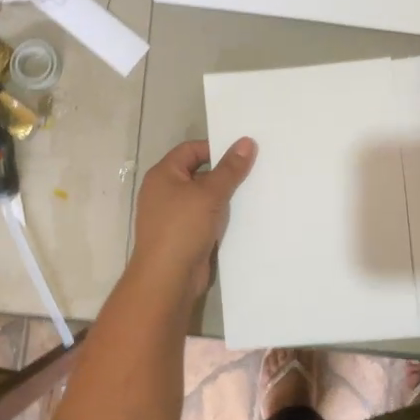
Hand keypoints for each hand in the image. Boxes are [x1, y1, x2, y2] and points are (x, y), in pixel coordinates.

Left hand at [128, 138, 256, 300]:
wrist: (168, 278)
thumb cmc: (183, 228)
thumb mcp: (209, 194)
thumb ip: (230, 168)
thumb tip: (247, 142)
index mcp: (163, 175)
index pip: (190, 150)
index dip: (216, 148)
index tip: (243, 153)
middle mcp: (165, 192)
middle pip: (198, 173)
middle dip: (225, 173)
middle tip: (255, 169)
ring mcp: (174, 215)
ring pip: (204, 198)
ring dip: (225, 196)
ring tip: (256, 190)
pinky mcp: (184, 235)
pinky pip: (206, 218)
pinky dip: (221, 216)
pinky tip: (245, 217)